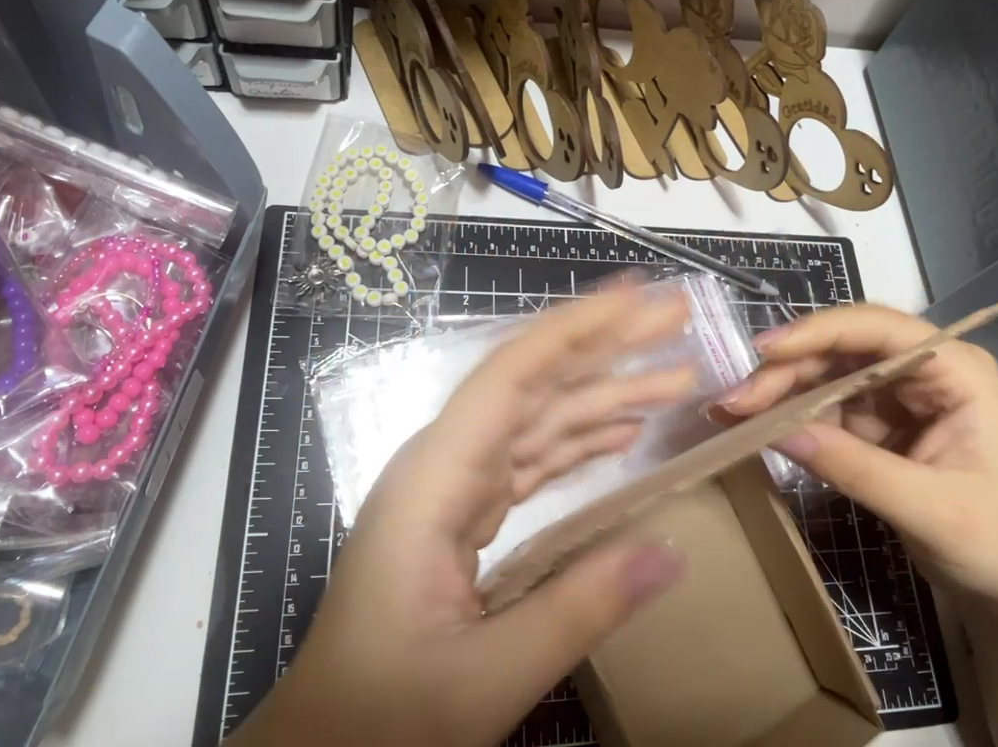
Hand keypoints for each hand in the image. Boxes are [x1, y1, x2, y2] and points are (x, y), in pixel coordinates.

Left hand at [234, 282, 692, 746]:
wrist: (320, 743)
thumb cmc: (384, 712)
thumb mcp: (487, 675)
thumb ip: (580, 609)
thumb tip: (673, 549)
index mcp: (434, 480)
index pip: (510, 377)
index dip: (575, 329)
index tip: (637, 295)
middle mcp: (443, 466)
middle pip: (532, 387)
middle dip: (605, 349)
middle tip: (677, 321)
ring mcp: (453, 491)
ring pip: (537, 423)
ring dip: (603, 397)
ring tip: (674, 380)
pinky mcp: (464, 519)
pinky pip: (530, 464)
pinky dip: (578, 444)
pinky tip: (622, 436)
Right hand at [716, 304, 997, 610]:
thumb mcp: (932, 510)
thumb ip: (855, 467)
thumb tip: (778, 432)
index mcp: (957, 372)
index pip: (881, 330)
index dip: (820, 332)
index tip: (765, 350)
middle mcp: (925, 372)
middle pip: (844, 349)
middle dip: (788, 369)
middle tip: (735, 400)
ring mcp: (900, 399)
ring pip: (828, 376)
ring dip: (781, 391)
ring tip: (734, 412)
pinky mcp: (880, 428)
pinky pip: (827, 410)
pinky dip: (792, 418)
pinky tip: (759, 427)